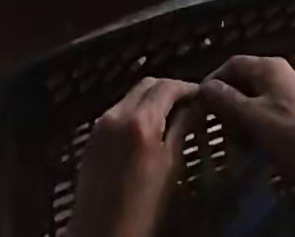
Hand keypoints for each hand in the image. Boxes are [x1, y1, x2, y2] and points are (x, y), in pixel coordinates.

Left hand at [71, 77, 198, 236]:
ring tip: (170, 115)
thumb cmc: (141, 210)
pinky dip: (136, 110)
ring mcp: (101, 124)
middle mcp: (118, 114)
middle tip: (187, 102)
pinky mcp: (93, 136)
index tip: (202, 94)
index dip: (187, 87)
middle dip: (169, 89)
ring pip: (133, 95)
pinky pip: (119, 110)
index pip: (167, 86)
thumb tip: (195, 106)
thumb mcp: (170, 168)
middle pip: (148, 84)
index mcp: (140, 121)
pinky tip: (148, 129)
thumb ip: (182, 129)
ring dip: (152, 98)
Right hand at [200, 56, 294, 236]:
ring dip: (239, 122)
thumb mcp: (254, 118)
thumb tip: (204, 85)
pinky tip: (253, 149)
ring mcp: (286, 96)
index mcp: (269, 67)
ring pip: (251, 102)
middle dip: (228, 105)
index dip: (215, 80)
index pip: (233, 63)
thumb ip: (227, 100)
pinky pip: (263, 117)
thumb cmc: (293, 136)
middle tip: (222, 130)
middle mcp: (277, 75)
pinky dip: (253, 130)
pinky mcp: (291, 117)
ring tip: (239, 145)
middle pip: (241, 82)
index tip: (200, 104)